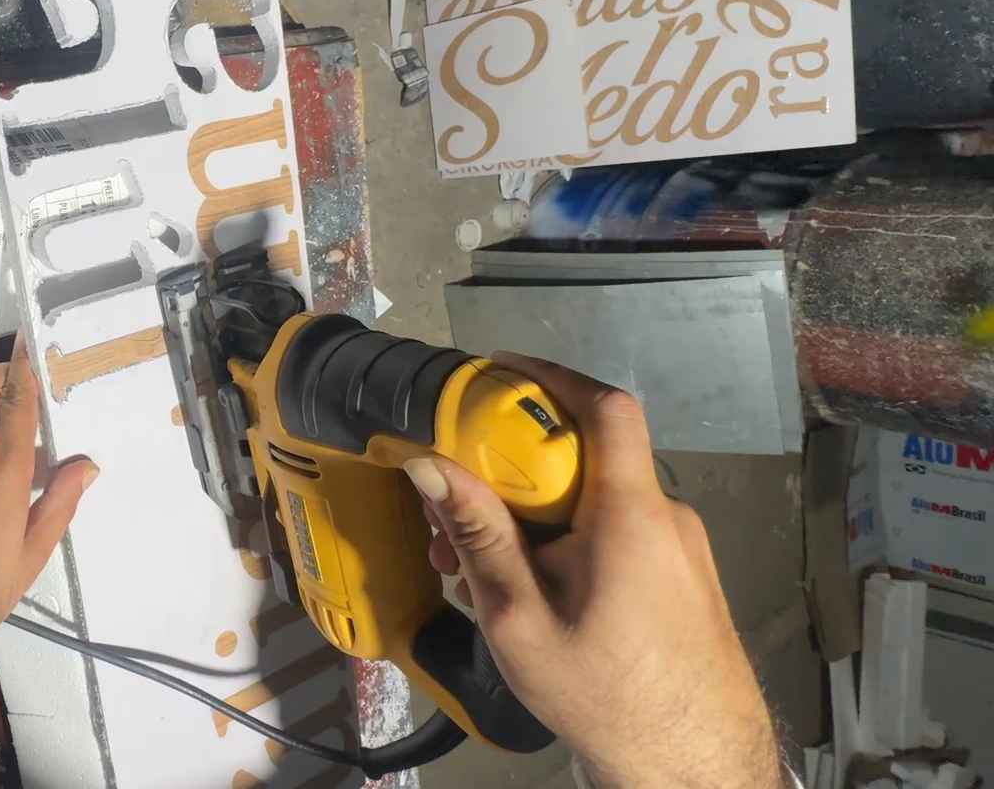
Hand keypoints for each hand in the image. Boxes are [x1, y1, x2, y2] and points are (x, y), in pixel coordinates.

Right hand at [404, 353, 782, 788]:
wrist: (695, 777)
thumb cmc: (604, 695)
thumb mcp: (518, 614)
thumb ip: (475, 530)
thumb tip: (424, 461)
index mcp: (632, 516)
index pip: (606, 410)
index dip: (551, 376)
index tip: (495, 371)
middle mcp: (662, 517)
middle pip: (575, 456)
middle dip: (501, 468)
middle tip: (446, 507)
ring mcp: (674, 547)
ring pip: (583, 497)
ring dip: (519, 511)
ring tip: (467, 562)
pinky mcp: (673, 573)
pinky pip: (603, 528)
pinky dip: (550, 535)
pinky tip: (515, 581)